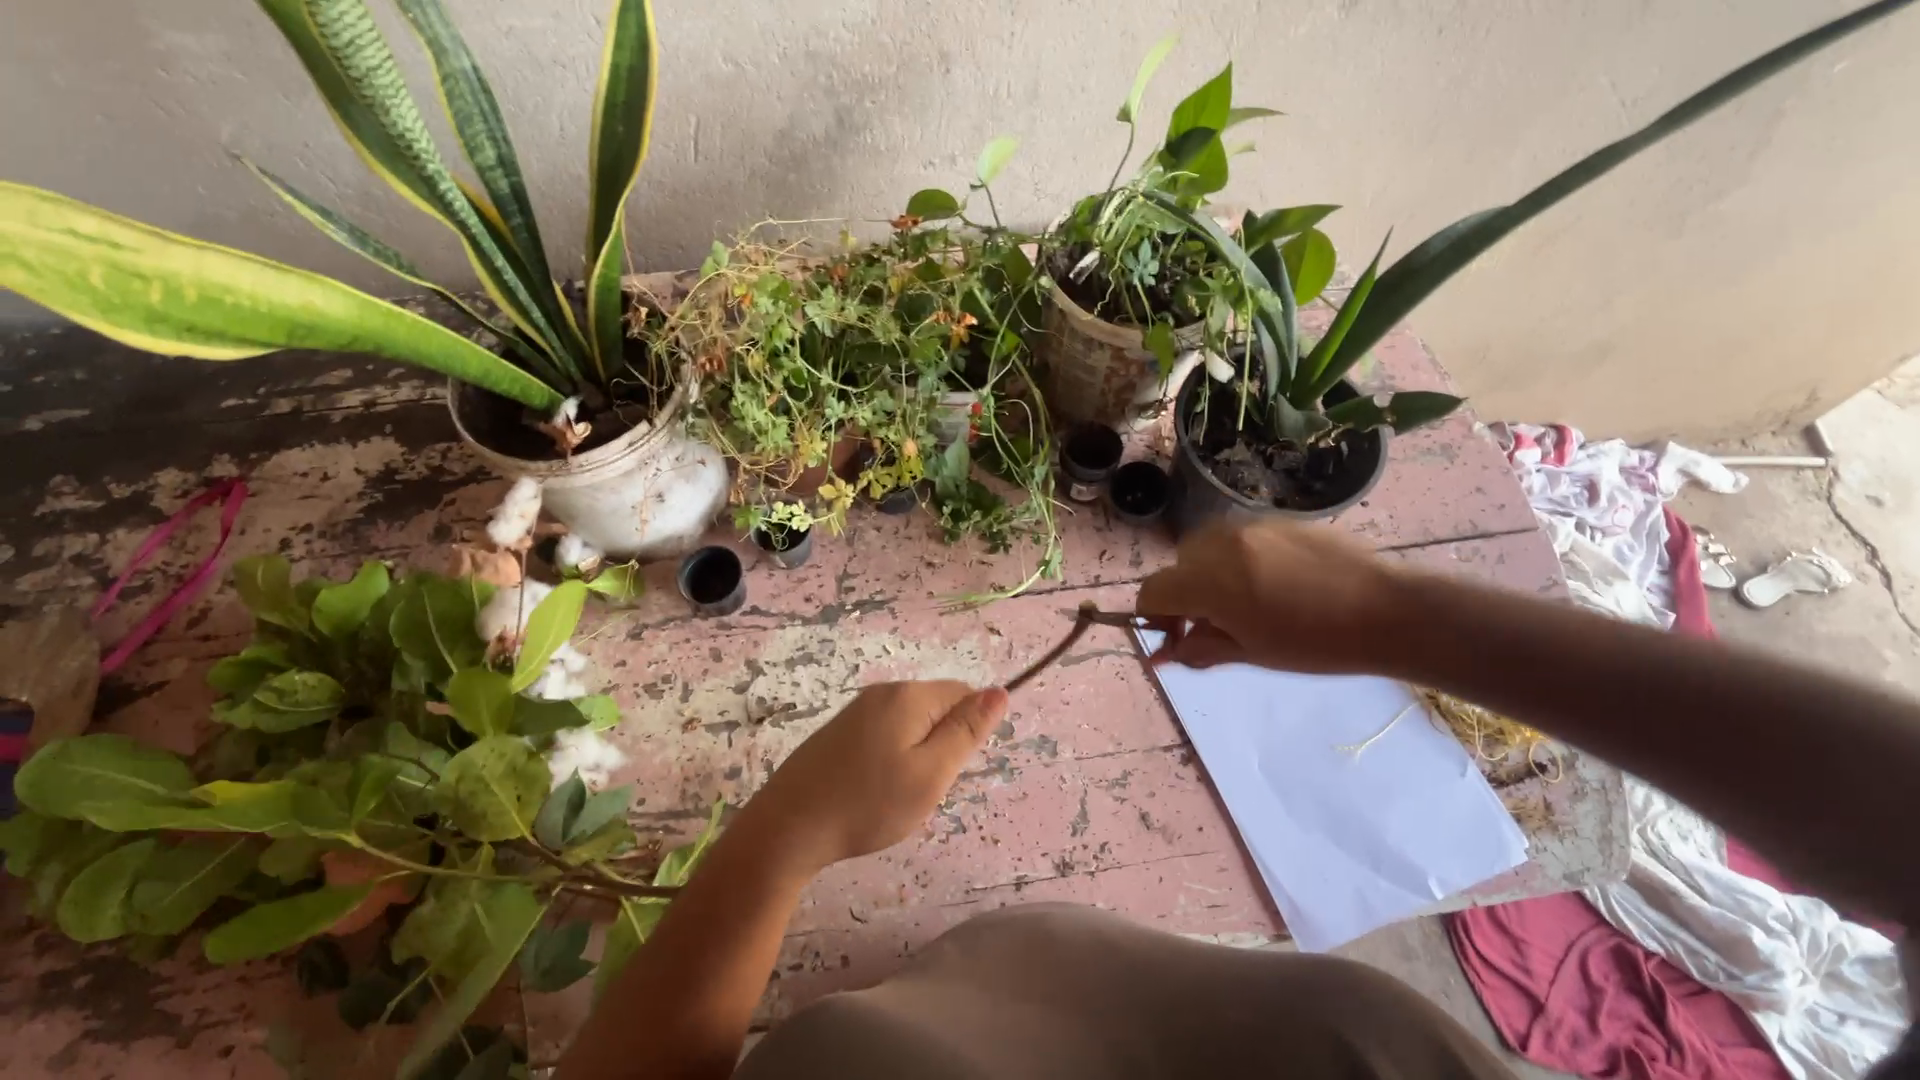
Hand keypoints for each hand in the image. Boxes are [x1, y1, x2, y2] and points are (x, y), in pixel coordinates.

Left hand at [736, 681, 1008, 874]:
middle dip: (943, 743)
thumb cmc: (868, 805)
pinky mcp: (838, 731)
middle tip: (925, 787)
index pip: (964, 693)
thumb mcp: (931, 774)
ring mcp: (856, 710)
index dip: (970, 730)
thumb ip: (966, 732)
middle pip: (937, 706)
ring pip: (911, 723)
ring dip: (918, 753)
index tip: (953, 769)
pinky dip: (892, 758)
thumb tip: (1000, 692)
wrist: (788, 827)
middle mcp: (883, 692)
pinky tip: (875, 790)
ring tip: (899, 794)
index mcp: (909, 696)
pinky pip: (884, 733)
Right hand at [1135, 520, 1402, 672]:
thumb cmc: (1316, 643)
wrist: (1389, 611)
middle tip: (1209, 628)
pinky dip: (1236, 561)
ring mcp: (1252, 526)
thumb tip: (1164, 654)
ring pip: (1205, 548)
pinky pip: (1238, 539)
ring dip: (1207, 576)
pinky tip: (1270, 586)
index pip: (1154, 591)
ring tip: (1240, 605)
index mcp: (1210, 579)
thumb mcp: (1251, 652)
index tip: (1175, 641)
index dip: (1154, 619)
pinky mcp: (1279, 520)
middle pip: (1177, 567)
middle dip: (1182, 597)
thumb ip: (1200, 647)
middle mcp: (1222, 543)